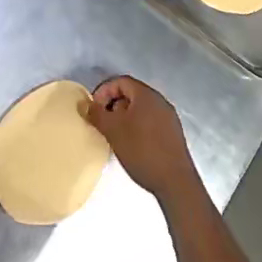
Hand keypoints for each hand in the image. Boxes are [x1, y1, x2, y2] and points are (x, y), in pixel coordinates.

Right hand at [85, 76, 199, 203]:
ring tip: (115, 137)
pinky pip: (150, 122)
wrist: (174, 180)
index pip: (121, 81)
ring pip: (140, 110)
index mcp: (146, 95)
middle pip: (131, 94)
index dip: (104, 92)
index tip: (94, 109)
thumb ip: (97, 115)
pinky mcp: (172, 133)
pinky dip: (136, 127)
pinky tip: (131, 146)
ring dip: (124, 118)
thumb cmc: (142, 150)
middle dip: (113, 106)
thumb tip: (86, 105)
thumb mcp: (113, 131)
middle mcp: (160, 101)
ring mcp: (168, 117)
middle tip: (103, 124)